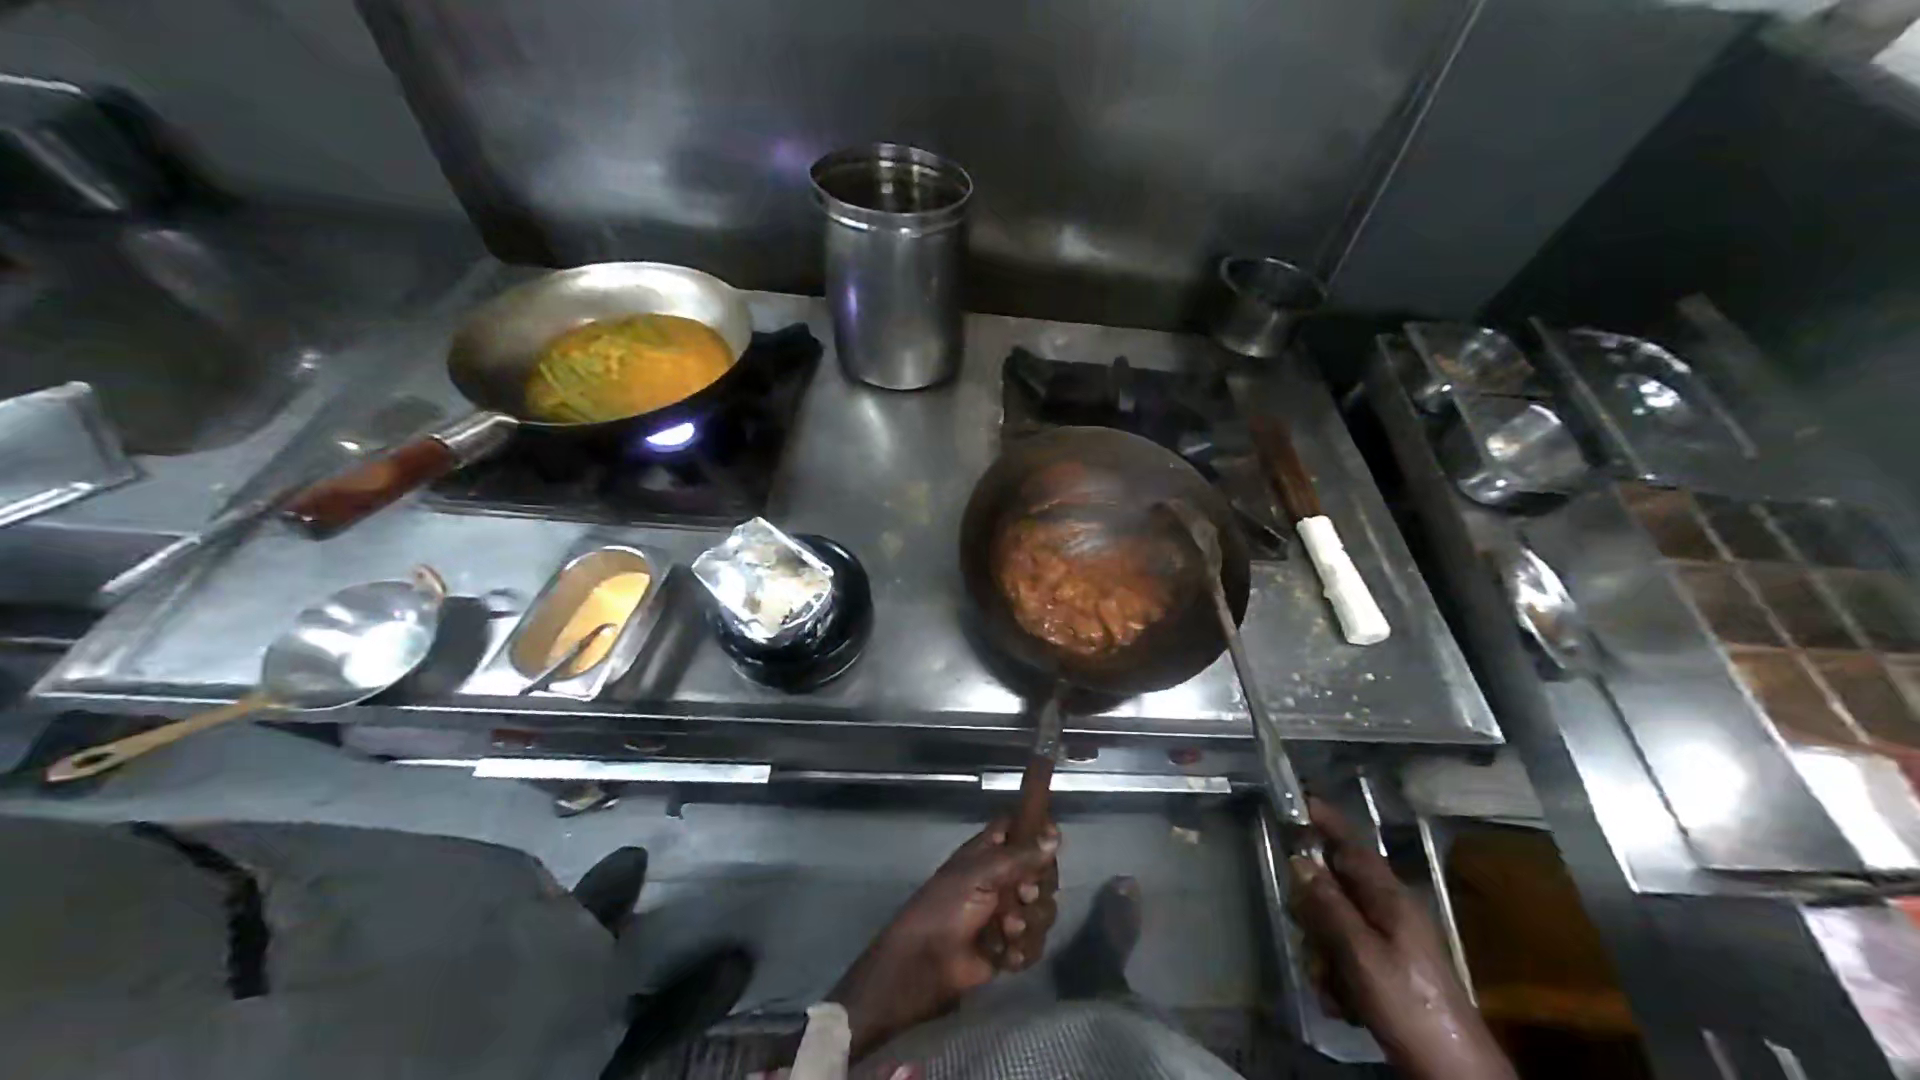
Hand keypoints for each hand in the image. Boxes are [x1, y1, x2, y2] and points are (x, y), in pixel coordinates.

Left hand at [829, 819, 1059, 1057]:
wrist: (925, 963)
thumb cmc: (946, 907)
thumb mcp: (980, 874)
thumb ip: (1019, 856)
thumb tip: (1055, 834)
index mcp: (989, 852)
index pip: (1022, 829)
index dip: (1039, 831)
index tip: (1052, 839)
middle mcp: (1002, 877)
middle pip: (1043, 871)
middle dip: (1038, 886)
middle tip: (1023, 894)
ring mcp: (1008, 912)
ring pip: (1043, 909)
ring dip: (1029, 922)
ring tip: (1007, 930)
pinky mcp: (1011, 946)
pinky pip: (1036, 943)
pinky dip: (1023, 949)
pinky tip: (1006, 955)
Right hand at [1290, 797, 1516, 1079]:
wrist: (1451, 1071)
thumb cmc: (1407, 1002)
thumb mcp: (1359, 952)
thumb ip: (1327, 905)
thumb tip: (1299, 860)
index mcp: (1389, 899)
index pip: (1353, 846)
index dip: (1327, 822)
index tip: (1299, 801)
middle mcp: (1389, 913)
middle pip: (1333, 888)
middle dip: (1313, 913)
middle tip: (1309, 938)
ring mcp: (1389, 943)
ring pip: (1333, 925)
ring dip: (1322, 953)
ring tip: (1330, 985)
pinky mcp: (1386, 971)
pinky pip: (1344, 957)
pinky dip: (1336, 977)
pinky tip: (1341, 1003)